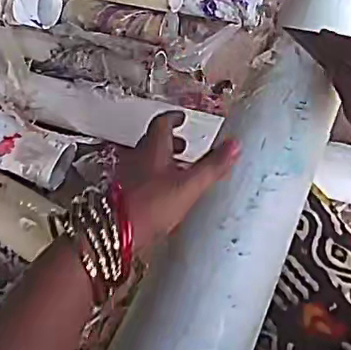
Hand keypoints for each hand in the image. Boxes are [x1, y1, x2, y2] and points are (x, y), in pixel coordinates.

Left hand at [115, 110, 238, 245]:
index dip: (173, 118)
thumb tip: (234, 145)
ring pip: (146, 160)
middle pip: (153, 141)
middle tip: (184, 146)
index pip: (161, 123)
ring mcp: (127, 175)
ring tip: (179, 172)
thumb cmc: (151, 205)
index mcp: (153, 148)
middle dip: (170, 141)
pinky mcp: (122, 194)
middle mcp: (137, 157)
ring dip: (163, 161)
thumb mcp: (189, 185)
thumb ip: (212, 166)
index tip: (181, 118)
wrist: (116, 231)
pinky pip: (140, 178)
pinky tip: (164, 195)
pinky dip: (154, 179)